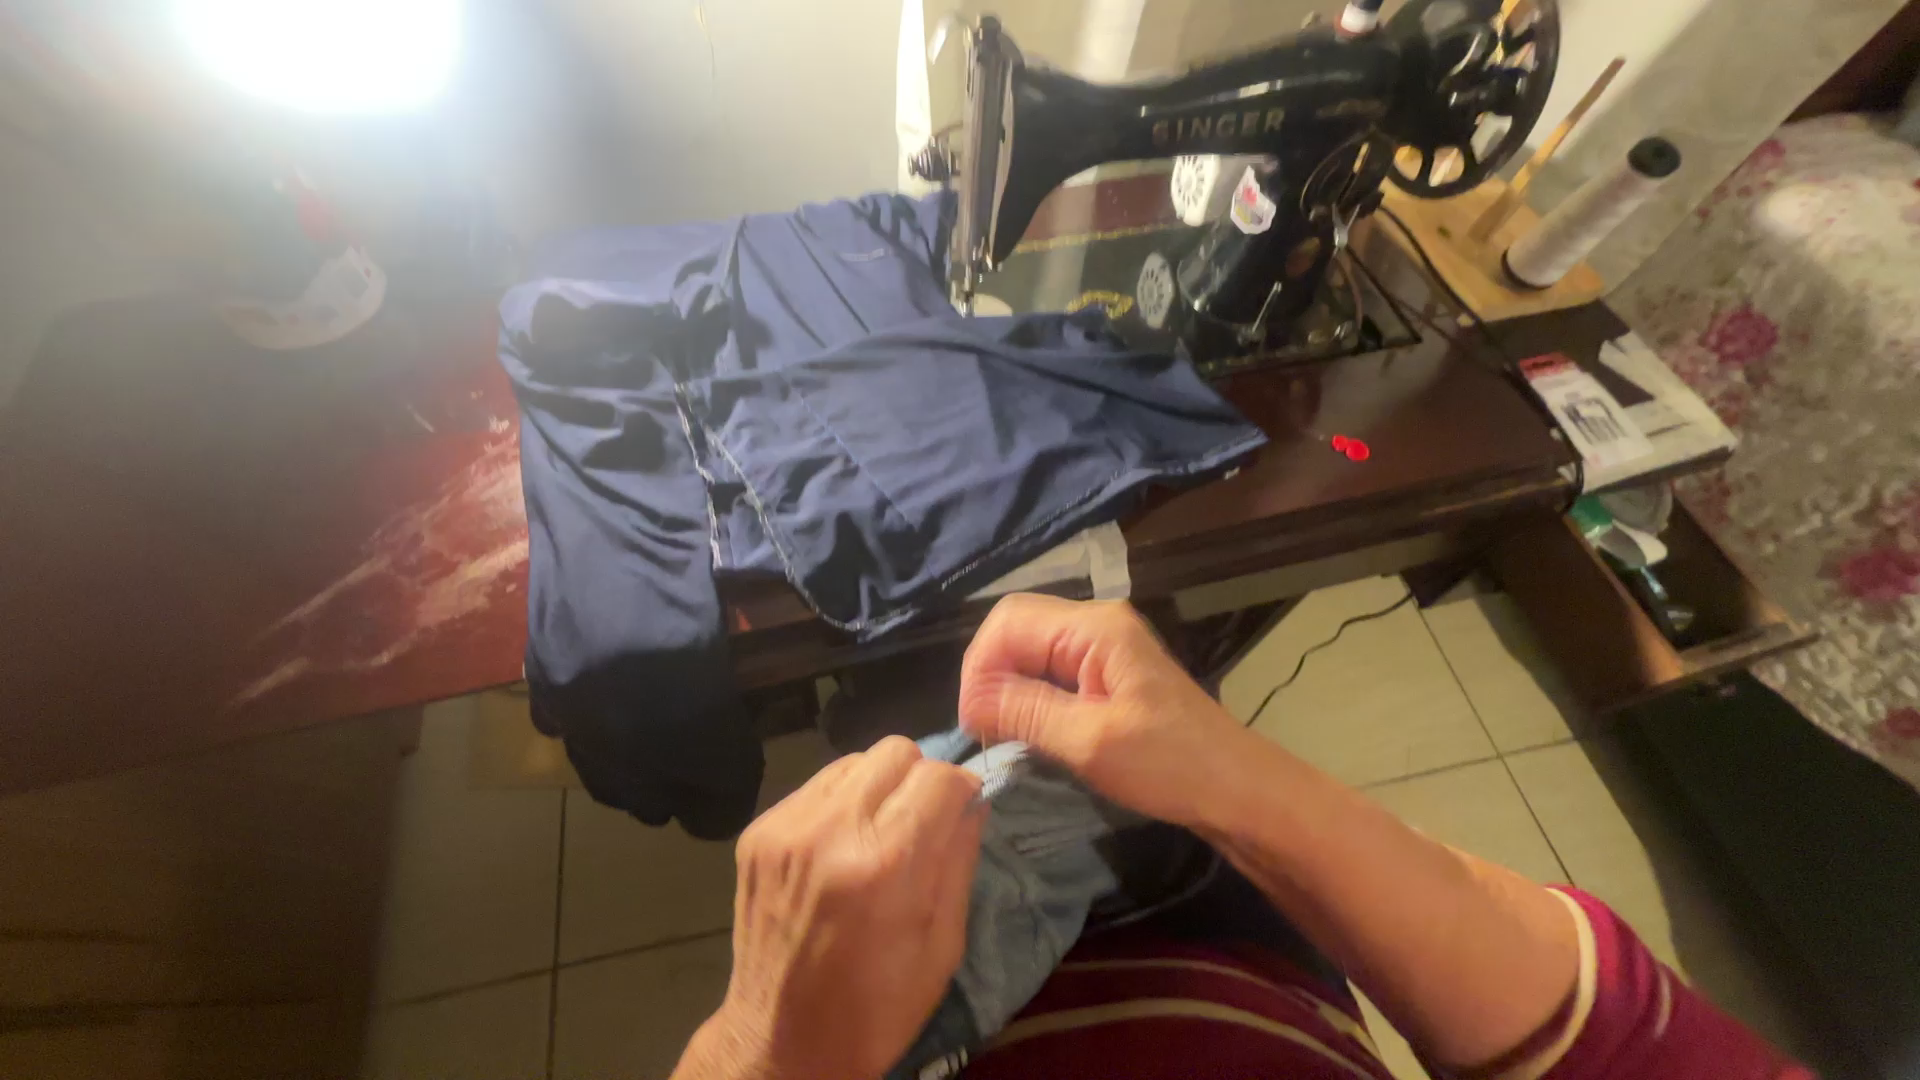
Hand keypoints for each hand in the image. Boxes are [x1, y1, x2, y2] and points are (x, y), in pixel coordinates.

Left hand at [674, 737, 983, 1079]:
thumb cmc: (876, 1007)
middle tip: (920, 819)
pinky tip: (841, 843)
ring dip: (879, 785)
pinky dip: (842, 801)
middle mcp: (831, 830)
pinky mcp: (760, 830)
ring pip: (856, 759)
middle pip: (896, 750)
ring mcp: (787, 826)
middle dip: (921, 777)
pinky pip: (819, 785)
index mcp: (885, 864)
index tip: (962, 809)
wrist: (778, 1043)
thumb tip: (974, 801)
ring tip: (878, 830)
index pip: (938, 776)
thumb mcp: (942, 945)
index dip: (960, 787)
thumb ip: (959, 858)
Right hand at [957, 594, 1256, 826]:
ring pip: (1030, 650)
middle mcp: (1095, 624)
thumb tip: (968, 701)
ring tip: (997, 730)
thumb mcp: (1090, 742)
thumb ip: (1026, 712)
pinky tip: (1023, 725)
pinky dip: (1027, 694)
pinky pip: (1049, 669)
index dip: (979, 665)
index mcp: (1095, 628)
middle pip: (1017, 629)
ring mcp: (1101, 646)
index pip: (1009, 621)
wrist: (1235, 789)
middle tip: (981, 726)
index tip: (972, 719)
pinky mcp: (1104, 671)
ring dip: (1006, 685)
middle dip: (989, 673)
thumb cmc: (1169, 765)